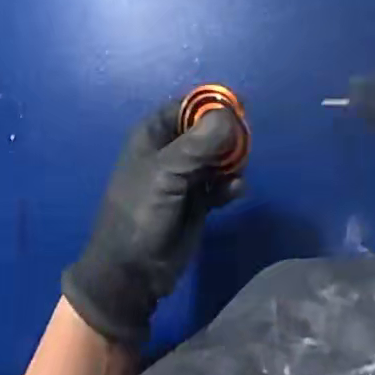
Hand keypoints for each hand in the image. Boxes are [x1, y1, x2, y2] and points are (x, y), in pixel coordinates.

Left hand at [62, 102, 242, 345]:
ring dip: (231, 162)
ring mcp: (184, 176)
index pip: (186, 106)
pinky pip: (221, 183)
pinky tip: (235, 192)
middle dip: (226, 137)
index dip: (211, 105)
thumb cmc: (140, 210)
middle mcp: (170, 149)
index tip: (240, 109)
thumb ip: (197, 144)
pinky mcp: (198, 201)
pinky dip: (230, 185)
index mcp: (153, 133)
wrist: (134, 269)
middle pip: (207, 130)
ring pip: (218, 157)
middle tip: (241, 149)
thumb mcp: (166, 172)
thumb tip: (228, 114)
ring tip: (234, 175)